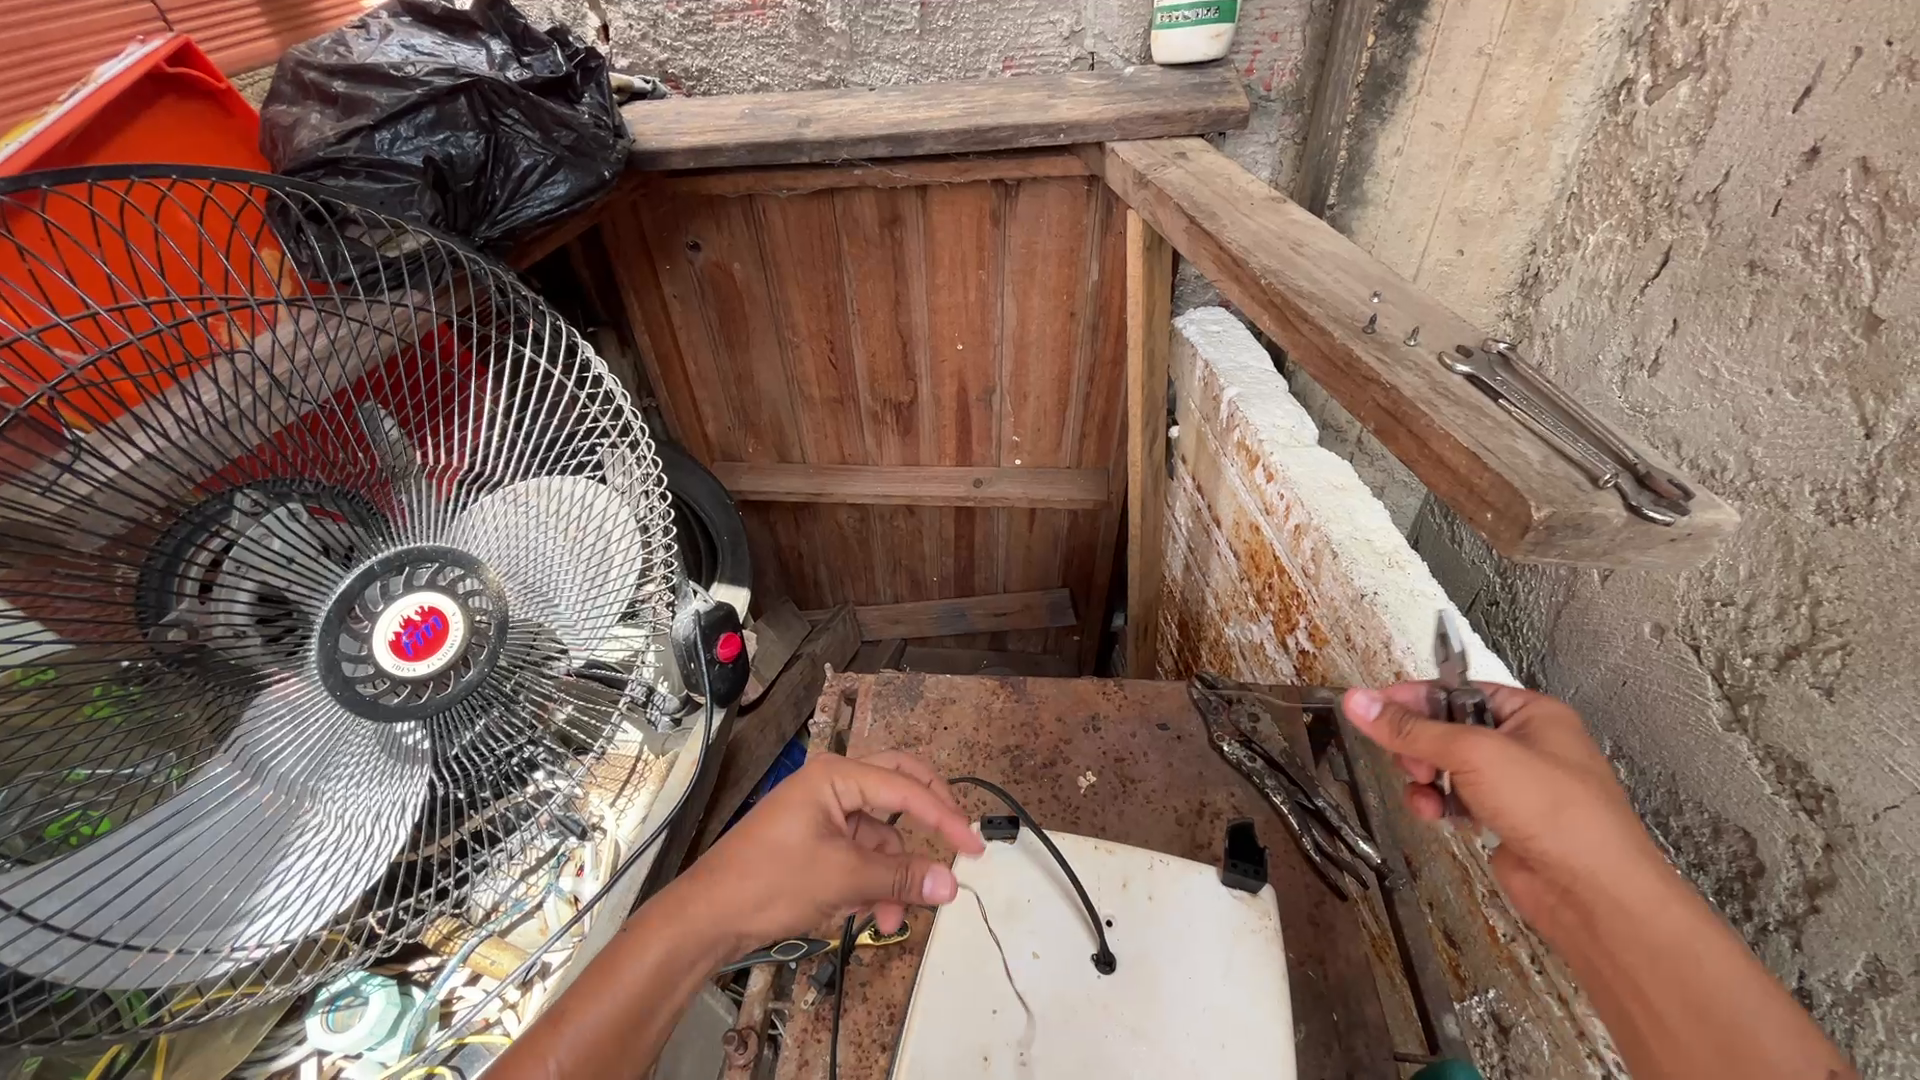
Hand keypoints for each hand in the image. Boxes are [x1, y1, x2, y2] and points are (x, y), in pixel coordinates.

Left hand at [673, 751, 984, 957]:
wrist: (707, 917)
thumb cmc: (770, 881)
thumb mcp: (841, 878)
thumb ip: (899, 878)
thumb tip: (951, 884)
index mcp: (837, 775)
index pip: (906, 788)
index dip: (944, 817)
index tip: (974, 848)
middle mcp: (834, 784)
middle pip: (898, 791)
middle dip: (929, 819)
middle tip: (959, 840)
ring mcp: (824, 813)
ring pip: (880, 833)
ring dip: (893, 872)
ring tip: (895, 915)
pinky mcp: (817, 842)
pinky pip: (860, 854)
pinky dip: (872, 882)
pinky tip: (872, 915)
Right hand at [1341, 683, 1669, 935]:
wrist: (1594, 895)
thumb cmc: (1548, 807)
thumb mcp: (1472, 753)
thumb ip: (1409, 728)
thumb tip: (1355, 699)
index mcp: (1530, 713)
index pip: (1455, 691)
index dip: (1412, 698)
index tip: (1370, 709)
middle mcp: (1523, 743)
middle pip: (1444, 728)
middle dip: (1418, 746)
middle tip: (1410, 763)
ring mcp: (1514, 784)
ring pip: (1443, 765)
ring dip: (1424, 778)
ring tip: (1424, 793)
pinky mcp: (1502, 818)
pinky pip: (1453, 797)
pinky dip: (1437, 804)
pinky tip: (1436, 816)